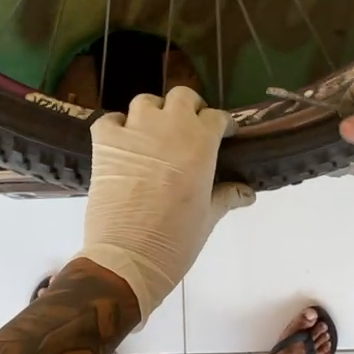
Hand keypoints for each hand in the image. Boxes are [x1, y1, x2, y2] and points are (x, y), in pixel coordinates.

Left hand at [78, 86, 253, 320]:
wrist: (128, 256)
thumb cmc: (176, 240)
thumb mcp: (207, 219)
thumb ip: (227, 197)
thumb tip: (248, 193)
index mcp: (201, 144)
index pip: (216, 117)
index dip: (221, 125)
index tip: (223, 135)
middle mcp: (169, 128)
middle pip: (182, 97)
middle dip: (188, 109)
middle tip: (188, 129)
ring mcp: (134, 132)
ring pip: (145, 102)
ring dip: (152, 113)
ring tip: (153, 134)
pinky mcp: (104, 143)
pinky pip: (110, 120)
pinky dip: (116, 127)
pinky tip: (121, 144)